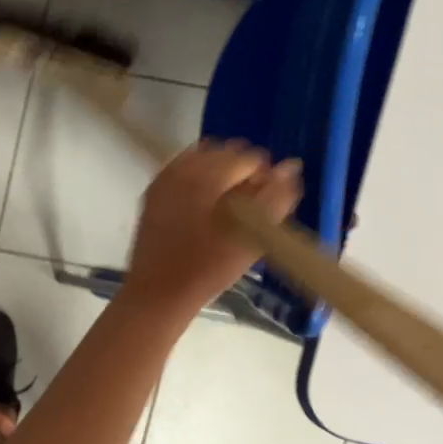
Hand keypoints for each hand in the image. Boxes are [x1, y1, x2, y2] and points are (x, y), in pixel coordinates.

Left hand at [123, 139, 302, 310]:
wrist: (159, 290)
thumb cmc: (210, 267)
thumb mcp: (253, 235)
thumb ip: (276, 196)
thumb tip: (290, 166)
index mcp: (206, 174)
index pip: (250, 158)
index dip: (264, 179)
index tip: (264, 205)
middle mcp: (181, 168)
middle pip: (224, 153)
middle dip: (241, 172)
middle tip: (247, 205)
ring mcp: (162, 180)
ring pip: (201, 159)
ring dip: (219, 174)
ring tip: (226, 206)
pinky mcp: (152, 193)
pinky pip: (181, 172)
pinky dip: (197, 180)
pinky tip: (204, 206)